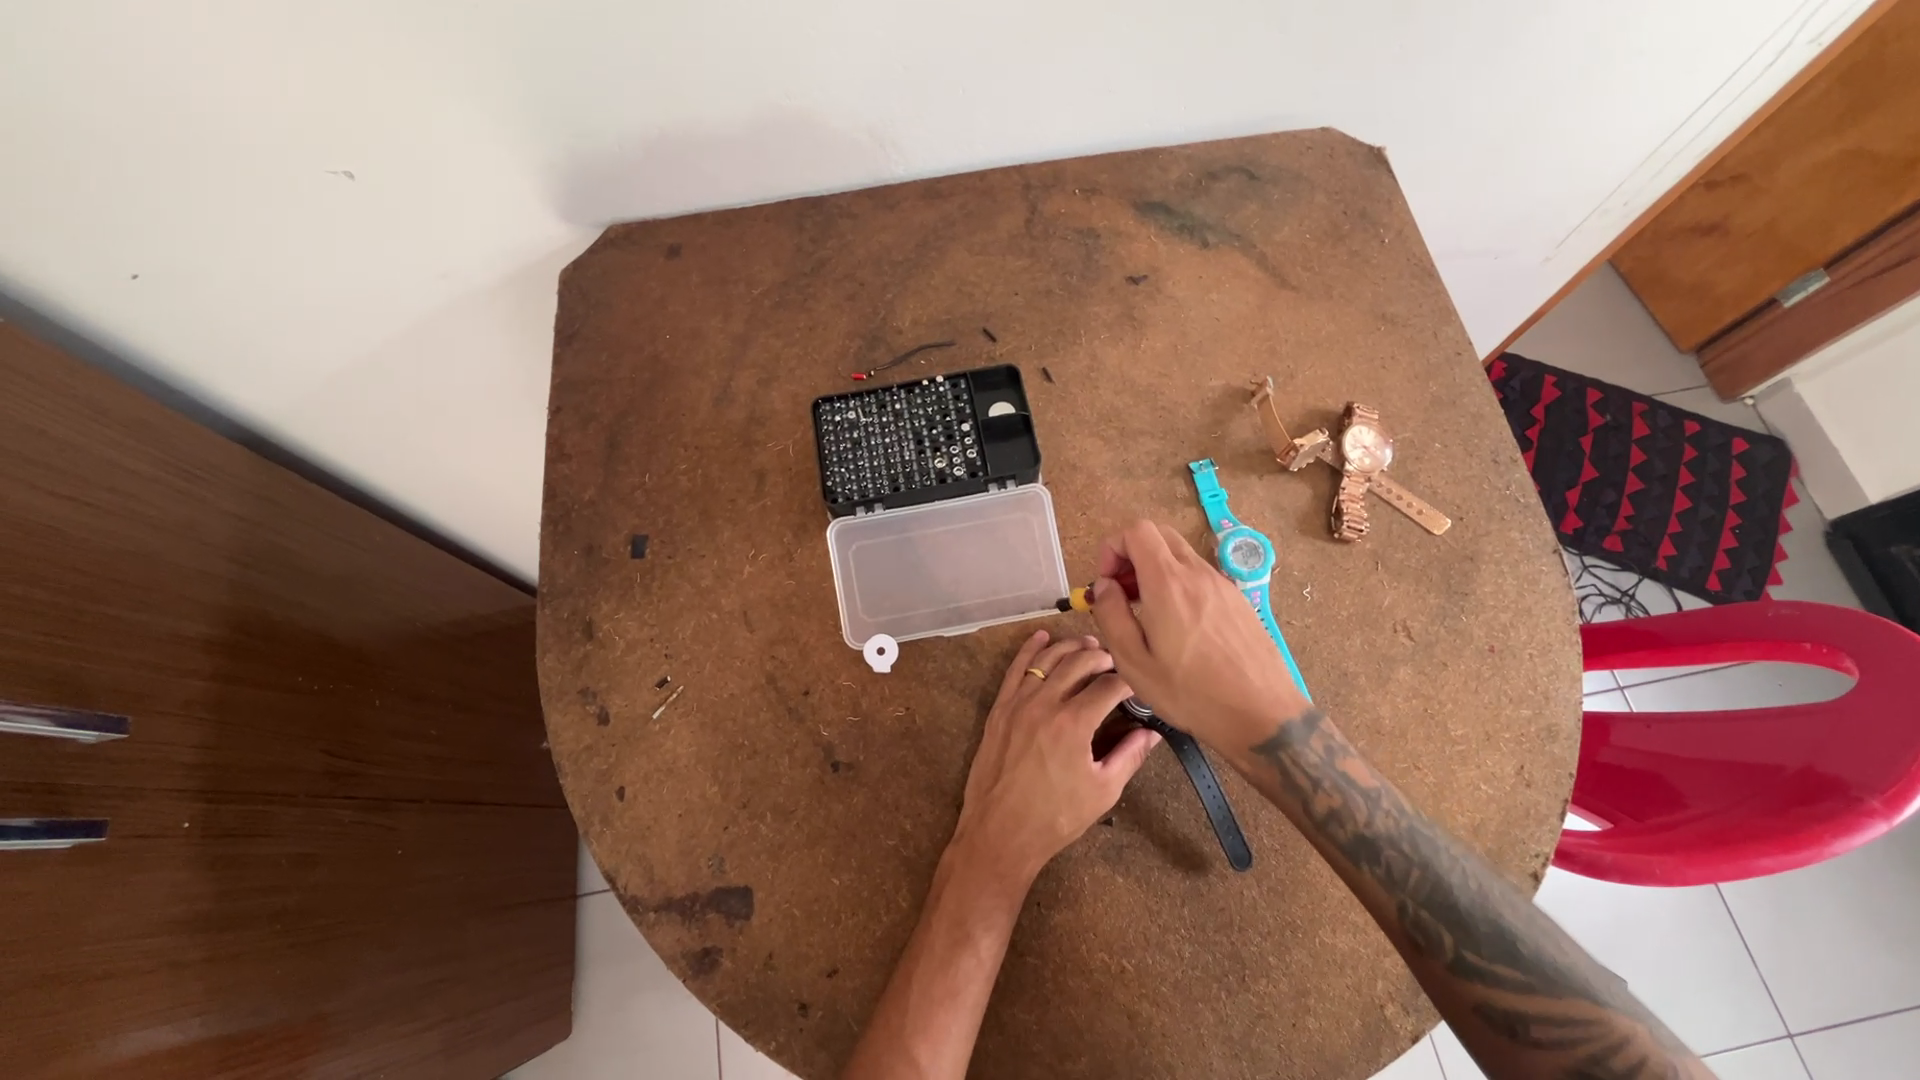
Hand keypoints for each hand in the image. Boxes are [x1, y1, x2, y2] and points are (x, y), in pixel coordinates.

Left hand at [953, 630, 1161, 882]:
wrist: (999, 833)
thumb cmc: (1054, 818)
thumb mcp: (1103, 791)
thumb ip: (1129, 756)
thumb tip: (1153, 733)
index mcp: (1074, 723)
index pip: (1109, 686)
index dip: (1130, 680)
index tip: (1141, 681)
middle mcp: (1044, 704)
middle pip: (1079, 663)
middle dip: (1103, 657)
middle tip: (1117, 661)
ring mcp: (1018, 704)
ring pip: (1047, 660)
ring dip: (1070, 648)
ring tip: (1089, 645)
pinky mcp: (999, 710)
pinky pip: (1015, 670)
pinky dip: (1030, 650)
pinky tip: (1042, 637)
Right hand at [1090, 519, 1310, 749]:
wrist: (1261, 714)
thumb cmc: (1191, 693)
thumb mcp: (1134, 661)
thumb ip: (1110, 615)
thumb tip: (1103, 586)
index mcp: (1168, 583)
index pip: (1136, 531)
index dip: (1112, 548)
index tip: (1106, 583)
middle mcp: (1197, 573)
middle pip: (1159, 534)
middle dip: (1132, 554)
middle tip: (1122, 593)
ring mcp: (1222, 585)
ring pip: (1181, 555)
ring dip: (1155, 571)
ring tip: (1147, 614)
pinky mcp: (1238, 600)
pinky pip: (1200, 576)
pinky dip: (1179, 584)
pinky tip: (1178, 627)